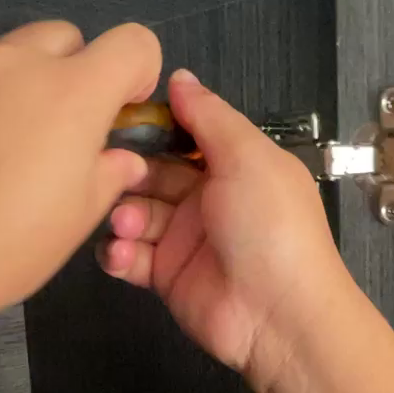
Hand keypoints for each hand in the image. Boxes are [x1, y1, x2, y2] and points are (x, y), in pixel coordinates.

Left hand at [0, 21, 158, 331]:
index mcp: (71, 92)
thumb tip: (120, 157)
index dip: (141, 74)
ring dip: (32, 85)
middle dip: (81, 73)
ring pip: (15, 53)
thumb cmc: (8, 246)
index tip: (122, 117)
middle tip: (67, 136)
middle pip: (68, 37)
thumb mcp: (79, 217)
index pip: (132, 43)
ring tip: (14, 151)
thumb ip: (110, 173)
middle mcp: (17, 64)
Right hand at [100, 69, 355, 392]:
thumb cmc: (269, 227)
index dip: (153, 127)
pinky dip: (119, 254)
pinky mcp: (167, 277)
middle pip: (152, 174)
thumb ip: (209, 116)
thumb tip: (179, 77)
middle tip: (115, 179)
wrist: (278, 315)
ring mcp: (185, 240)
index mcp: (233, 165)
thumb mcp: (248, 158)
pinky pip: (131, 257)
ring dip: (124, 216)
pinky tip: (121, 254)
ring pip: (136, 215)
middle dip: (131, 176)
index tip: (118, 118)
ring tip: (129, 227)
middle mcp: (207, 198)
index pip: (183, 135)